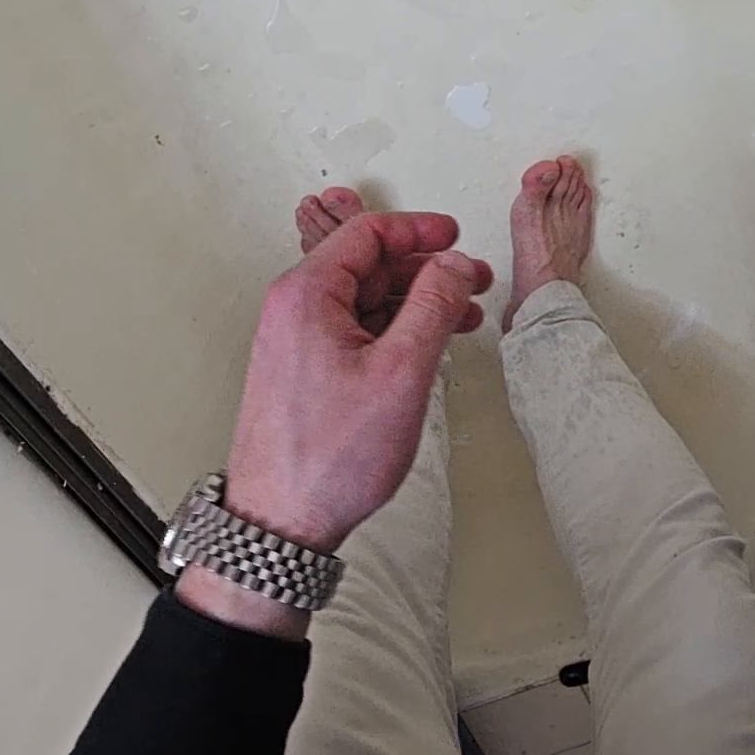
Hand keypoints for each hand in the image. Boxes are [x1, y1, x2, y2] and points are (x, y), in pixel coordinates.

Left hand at [178, 212, 491, 638]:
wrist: (280, 523)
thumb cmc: (330, 455)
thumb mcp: (402, 371)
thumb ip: (434, 305)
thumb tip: (456, 264)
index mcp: (307, 295)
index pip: (367, 234)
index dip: (419, 231)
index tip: (456, 237)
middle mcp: (295, 311)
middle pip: (369, 267)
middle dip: (427, 270)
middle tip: (473, 283)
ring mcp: (299, 342)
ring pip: (367, 302)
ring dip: (418, 303)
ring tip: (464, 319)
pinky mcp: (307, 371)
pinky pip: (357, 332)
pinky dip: (398, 332)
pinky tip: (429, 348)